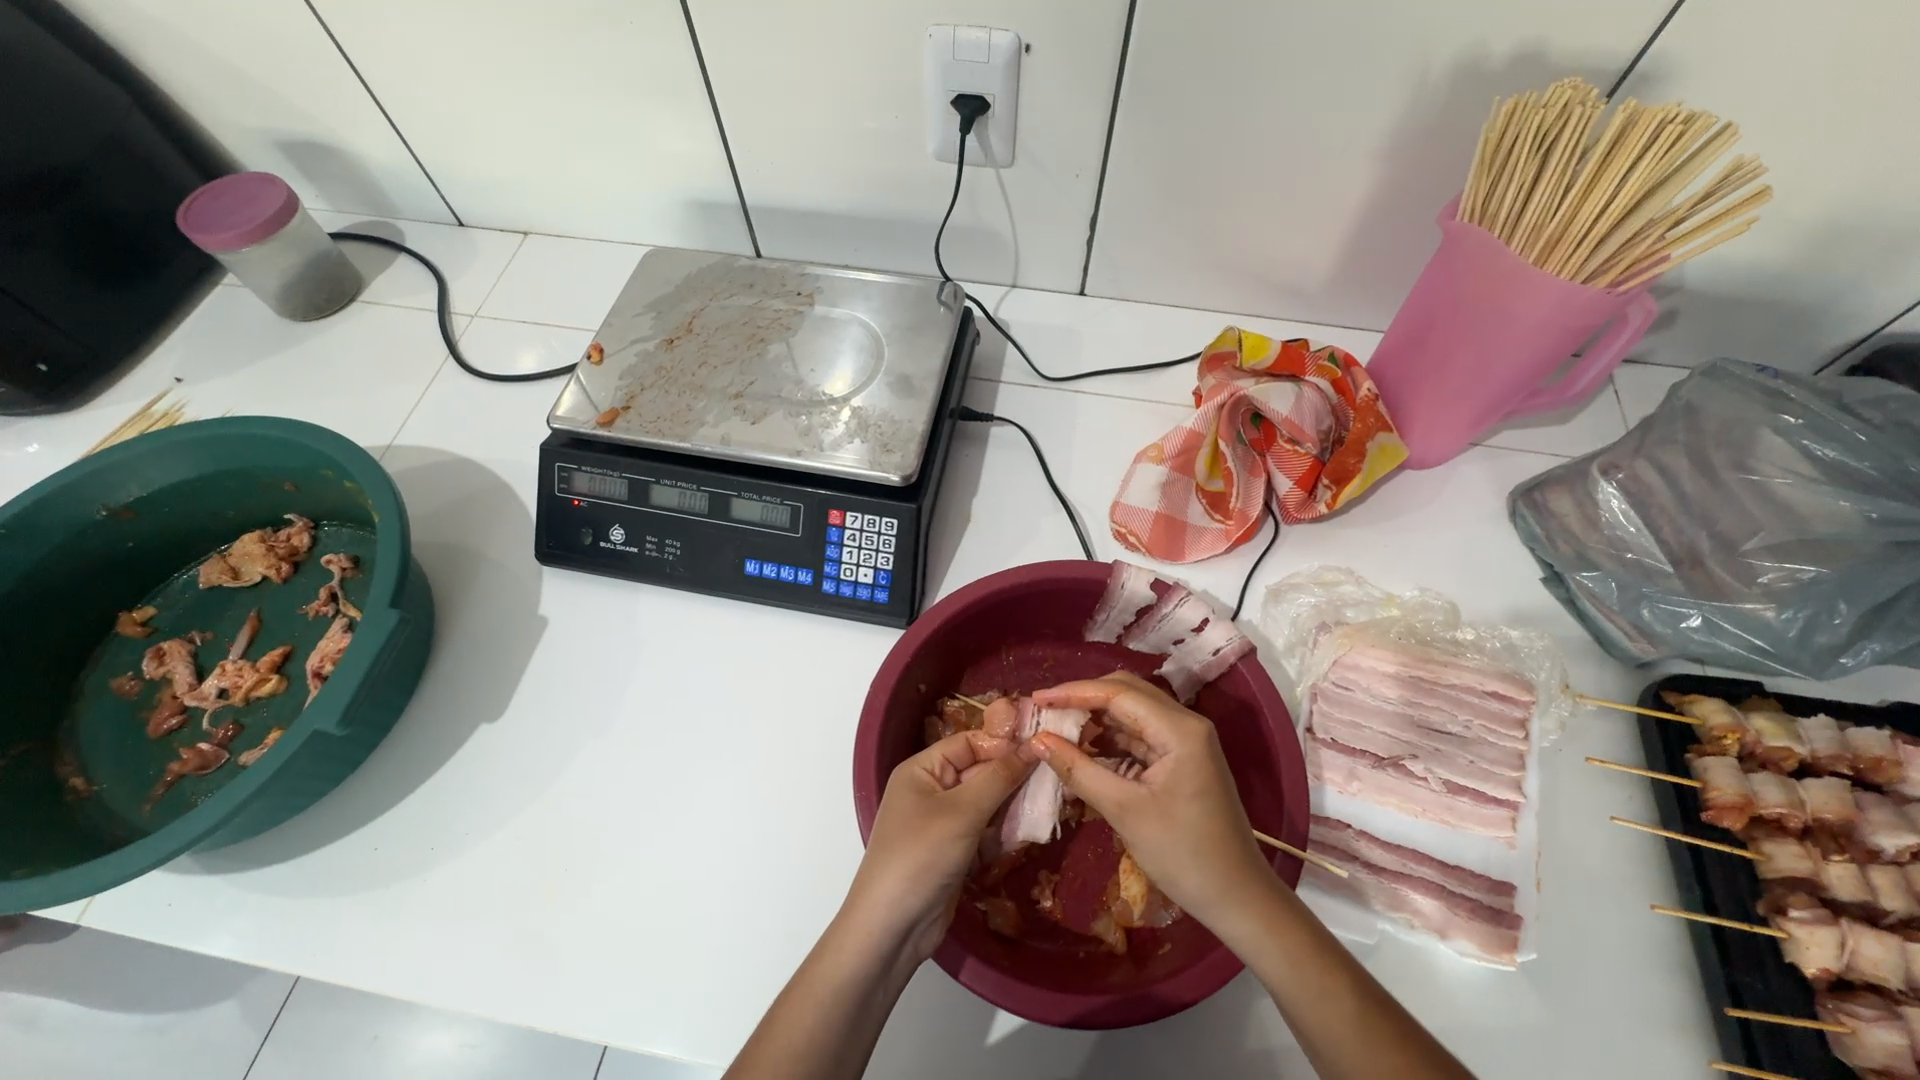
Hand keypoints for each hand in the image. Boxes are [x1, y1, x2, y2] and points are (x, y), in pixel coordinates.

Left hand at [846, 730, 1036, 961]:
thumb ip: (1000, 777)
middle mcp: (931, 790)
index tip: (1043, 748)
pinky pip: (985, 830)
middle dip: (1013, 776)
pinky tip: (1029, 833)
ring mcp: (943, 823)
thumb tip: (1033, 745)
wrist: (892, 927)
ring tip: (1048, 804)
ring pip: (987, 802)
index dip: (1003, 743)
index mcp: (922, 770)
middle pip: (980, 771)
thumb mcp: (963, 811)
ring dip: (1013, 805)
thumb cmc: (921, 857)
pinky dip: (1004, 831)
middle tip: (1055, 776)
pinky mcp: (954, 851)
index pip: (969, 742)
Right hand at [1029, 672, 1274, 926]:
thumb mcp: (1124, 811)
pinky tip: (1080, 751)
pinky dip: (1108, 741)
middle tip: (1043, 713)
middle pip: (1126, 693)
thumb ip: (1078, 769)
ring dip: (1093, 720)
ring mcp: (1185, 742)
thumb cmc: (1183, 854)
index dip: (1072, 692)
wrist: (1237, 897)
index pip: (1118, 693)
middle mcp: (1185, 725)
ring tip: (1054, 730)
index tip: (1034, 700)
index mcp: (1180, 729)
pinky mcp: (1180, 761)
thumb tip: (1037, 740)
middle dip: (1082, 700)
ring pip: (1131, 714)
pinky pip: (1138, 738)